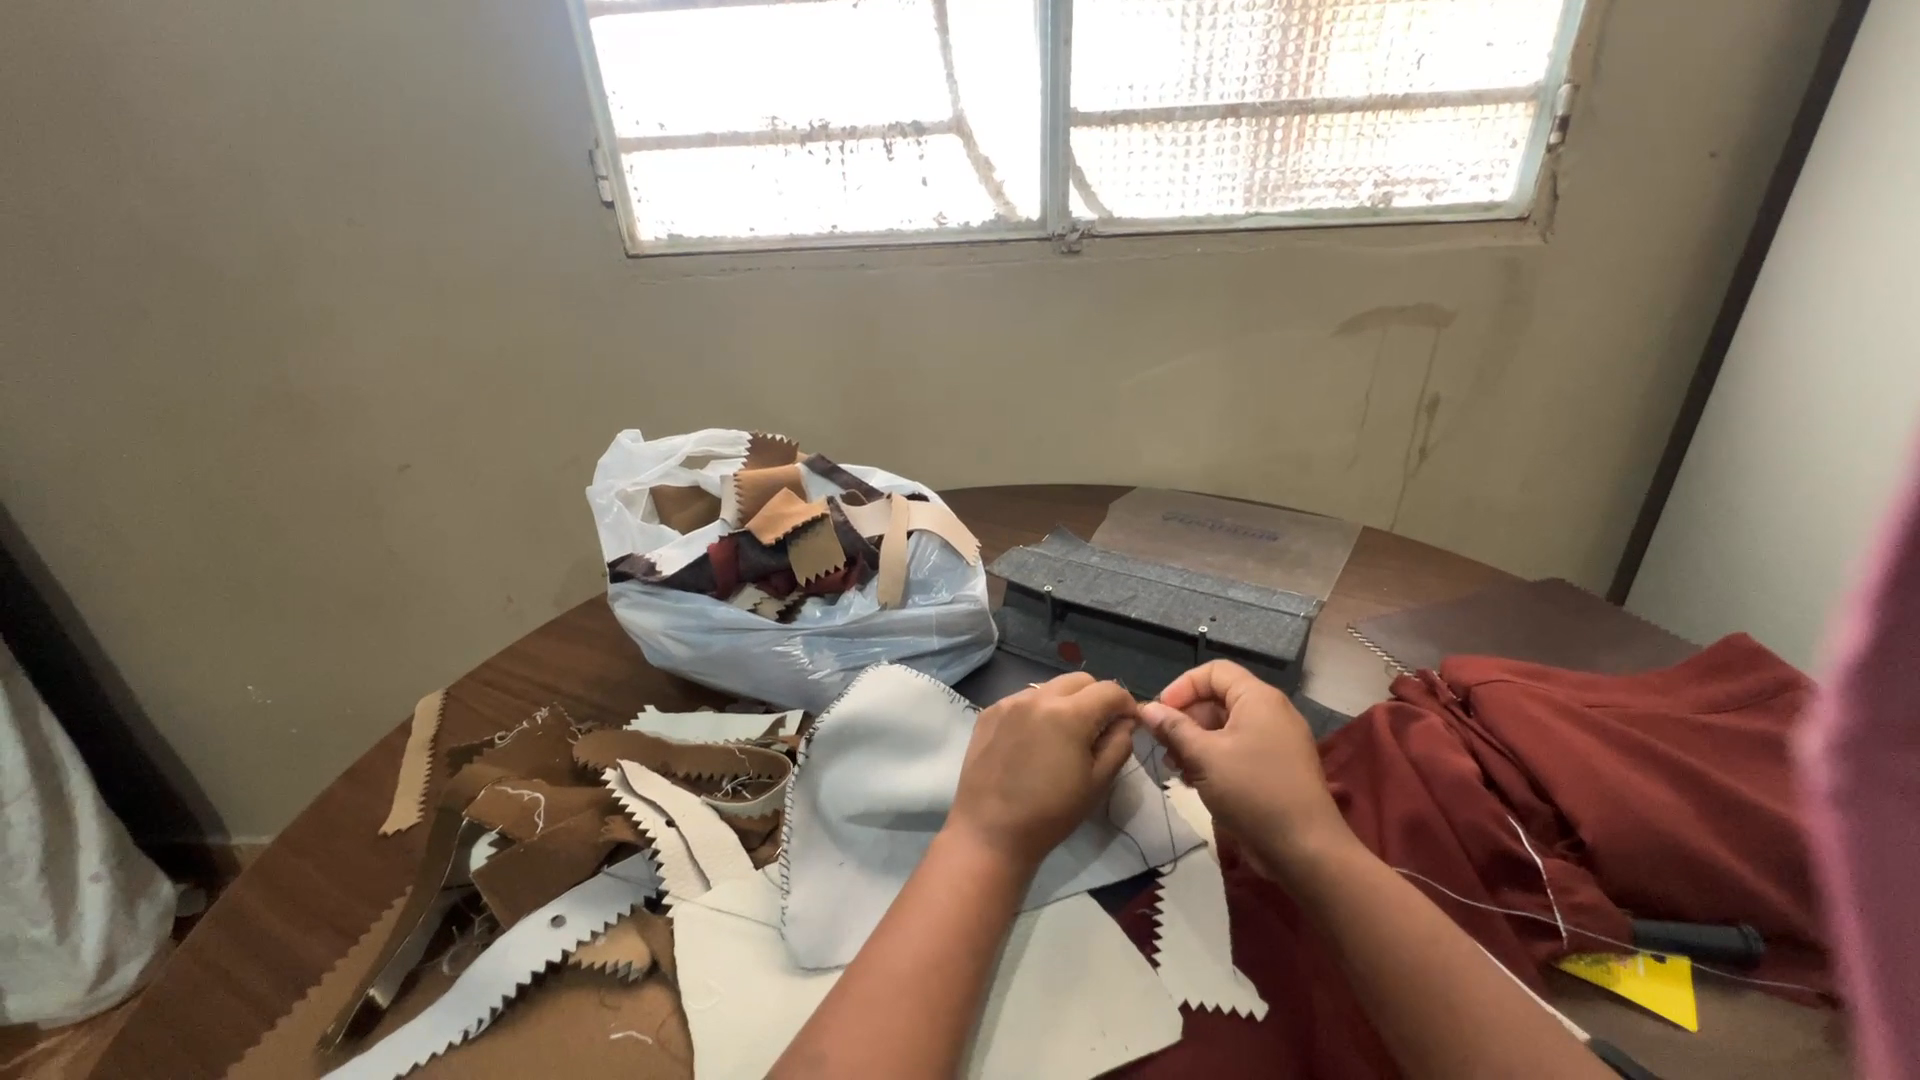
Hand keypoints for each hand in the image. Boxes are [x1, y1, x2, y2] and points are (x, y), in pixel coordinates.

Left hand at [945, 673, 1138, 872]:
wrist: (990, 831)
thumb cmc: (1051, 813)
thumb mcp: (1097, 782)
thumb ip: (1118, 744)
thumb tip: (1124, 721)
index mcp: (1069, 714)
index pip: (1109, 690)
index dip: (1125, 704)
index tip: (1128, 723)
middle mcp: (1037, 698)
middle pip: (1079, 681)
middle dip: (1096, 698)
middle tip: (1098, 728)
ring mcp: (1009, 702)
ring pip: (1050, 687)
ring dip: (1066, 702)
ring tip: (1064, 735)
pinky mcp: (989, 713)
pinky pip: (1023, 700)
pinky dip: (1038, 710)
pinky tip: (1034, 740)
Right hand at [1138, 661, 1356, 883]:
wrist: (1305, 849)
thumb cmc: (1252, 791)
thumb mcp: (1204, 756)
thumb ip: (1173, 728)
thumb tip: (1146, 708)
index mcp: (1258, 699)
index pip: (1214, 672)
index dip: (1182, 687)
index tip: (1159, 713)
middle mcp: (1271, 713)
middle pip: (1218, 699)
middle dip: (1185, 719)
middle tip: (1163, 746)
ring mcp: (1276, 742)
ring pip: (1225, 728)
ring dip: (1195, 742)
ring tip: (1175, 768)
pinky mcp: (1275, 768)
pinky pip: (1238, 750)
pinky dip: (1213, 759)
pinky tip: (1194, 782)